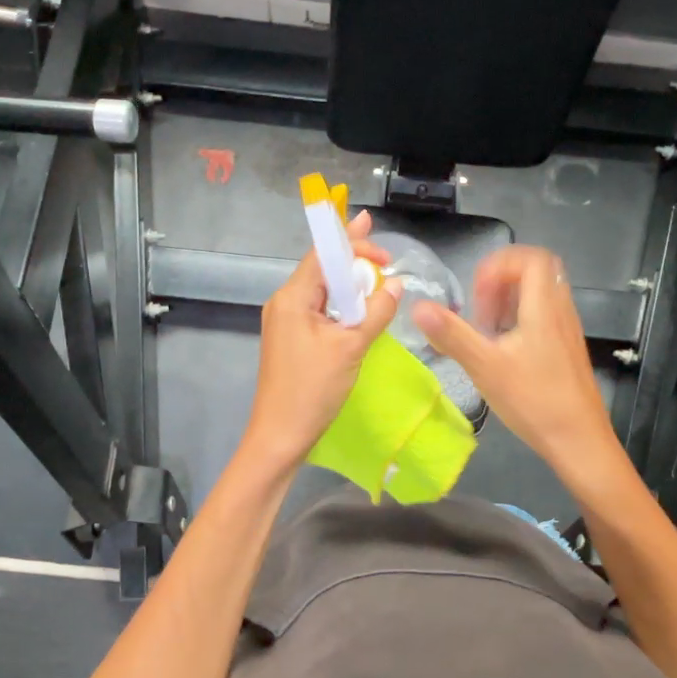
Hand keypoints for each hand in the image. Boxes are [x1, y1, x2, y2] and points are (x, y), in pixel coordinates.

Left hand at [245, 210, 403, 464]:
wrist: (280, 436)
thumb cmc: (312, 389)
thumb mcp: (351, 348)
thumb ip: (376, 313)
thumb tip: (396, 285)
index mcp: (292, 298)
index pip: (322, 254)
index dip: (351, 242)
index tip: (380, 241)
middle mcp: (284, 303)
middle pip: (321, 270)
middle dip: (352, 260)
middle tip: (385, 257)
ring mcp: (285, 323)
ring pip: (322, 292)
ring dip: (350, 286)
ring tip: (378, 278)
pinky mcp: (291, 341)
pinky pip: (320, 312)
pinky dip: (342, 307)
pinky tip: (362, 311)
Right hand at [413, 246, 616, 472]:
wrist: (579, 441)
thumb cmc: (534, 401)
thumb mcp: (485, 368)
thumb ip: (452, 335)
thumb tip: (418, 307)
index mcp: (544, 308)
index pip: (531, 258)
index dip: (500, 265)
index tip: (478, 295)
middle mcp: (561, 311)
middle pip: (537, 271)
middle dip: (503, 281)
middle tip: (481, 310)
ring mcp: (568, 331)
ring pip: (541, 295)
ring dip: (511, 302)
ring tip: (489, 332)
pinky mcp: (568, 349)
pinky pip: (545, 316)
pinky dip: (522, 320)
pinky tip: (504, 352)